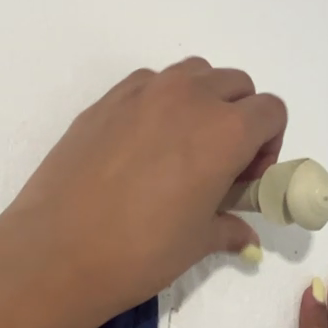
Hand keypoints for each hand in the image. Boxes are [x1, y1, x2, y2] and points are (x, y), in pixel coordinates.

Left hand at [0, 58, 286, 314]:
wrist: (56, 252)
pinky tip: (140, 148)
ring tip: (181, 149)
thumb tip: (245, 237)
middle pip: (235, 84)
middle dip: (239, 117)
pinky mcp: (104, 101)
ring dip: (201, 101)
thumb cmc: (139, 252)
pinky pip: (148, 84)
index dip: (268, 144)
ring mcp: (141, 93)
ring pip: (192, 74)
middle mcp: (188, 98)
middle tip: (218, 164)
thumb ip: (229, 228)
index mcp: (224, 131)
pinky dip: (159, 102)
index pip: (271, 111)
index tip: (245, 178)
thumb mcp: (197, 243)